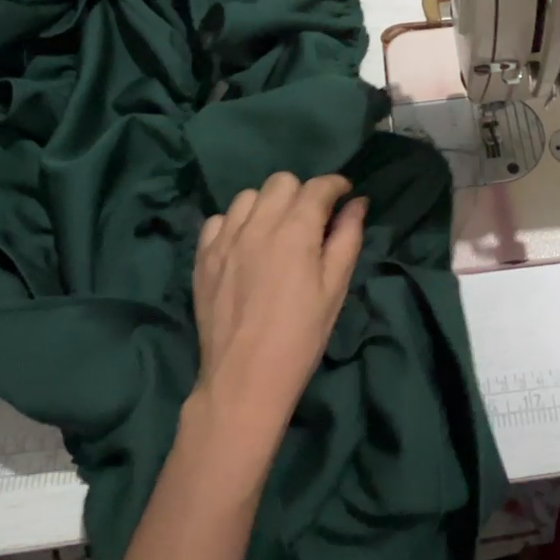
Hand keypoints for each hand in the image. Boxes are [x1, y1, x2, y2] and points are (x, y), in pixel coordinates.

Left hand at [191, 173, 365, 434]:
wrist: (244, 378)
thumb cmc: (300, 336)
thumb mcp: (335, 288)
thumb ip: (347, 238)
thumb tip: (357, 204)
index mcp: (295, 230)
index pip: (318, 187)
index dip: (336, 185)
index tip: (345, 195)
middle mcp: (258, 224)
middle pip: (281, 182)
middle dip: (302, 192)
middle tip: (311, 219)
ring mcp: (225, 239)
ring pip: (248, 196)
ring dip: (267, 205)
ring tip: (276, 231)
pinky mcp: (203, 256)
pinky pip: (218, 220)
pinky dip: (236, 224)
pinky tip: (245, 245)